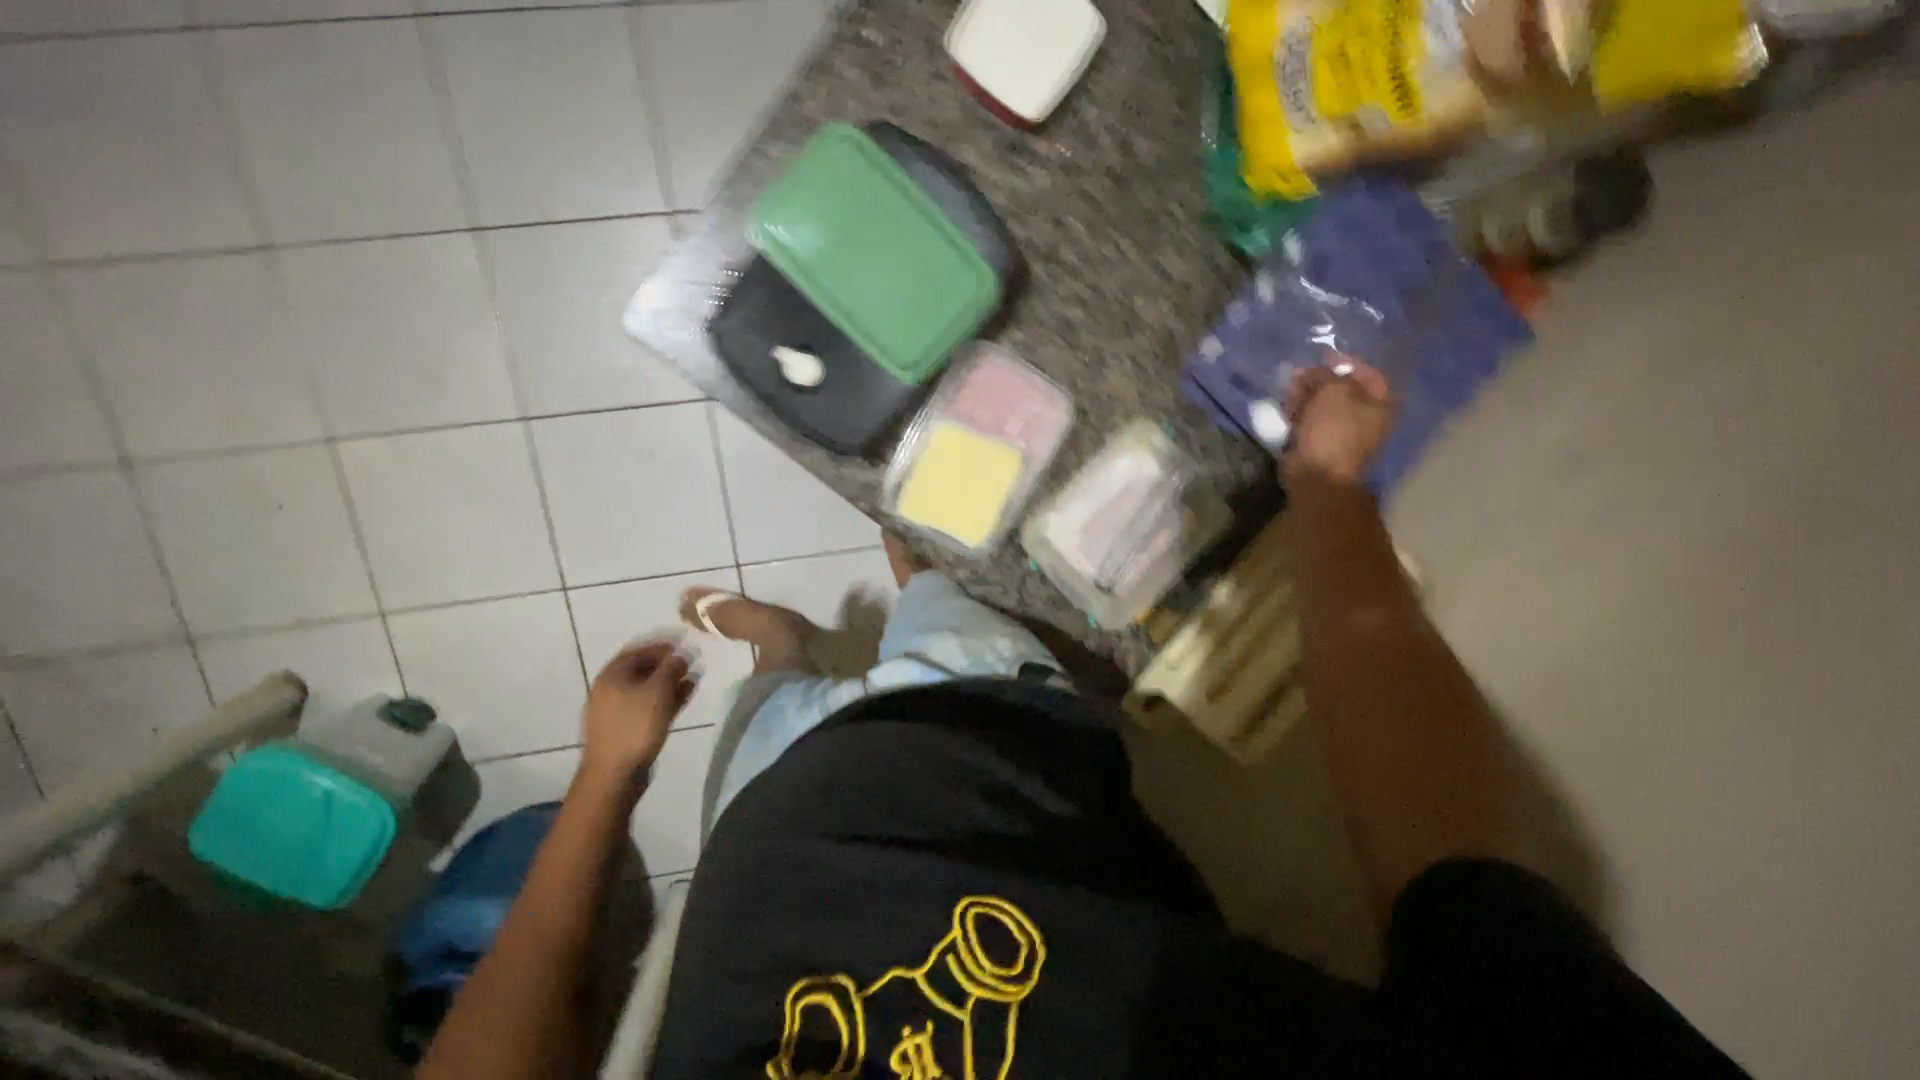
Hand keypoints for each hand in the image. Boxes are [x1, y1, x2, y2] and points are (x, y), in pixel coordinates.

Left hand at [580, 641, 694, 784]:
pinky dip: (666, 699)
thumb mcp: (657, 692)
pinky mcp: (627, 728)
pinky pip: (648, 706)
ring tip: (694, 677)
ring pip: (647, 689)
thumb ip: (671, 669)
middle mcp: (611, 689)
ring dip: (670, 682)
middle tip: (691, 660)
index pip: (638, 650)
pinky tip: (684, 696)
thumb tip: (681, 654)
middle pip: (642, 669)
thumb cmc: (634, 726)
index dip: (661, 645)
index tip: (684, 642)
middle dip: (668, 664)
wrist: (614, 773)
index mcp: (612, 675)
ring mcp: (618, 710)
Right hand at [1283, 356, 1392, 485]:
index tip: (1323, 356)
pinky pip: (1310, 422)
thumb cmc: (1333, 429)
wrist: (1316, 474)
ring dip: (1305, 396)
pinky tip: (1287, 410)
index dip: (1346, 362)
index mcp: (1380, 404)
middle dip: (1319, 380)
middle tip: (1298, 375)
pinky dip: (1299, 414)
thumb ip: (1325, 373)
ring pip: (1323, 405)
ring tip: (1288, 393)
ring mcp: (1343, 433)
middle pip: (1342, 389)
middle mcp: (1366, 418)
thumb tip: (1312, 370)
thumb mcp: (1333, 390)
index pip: (1368, 373)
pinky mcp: (1321, 444)